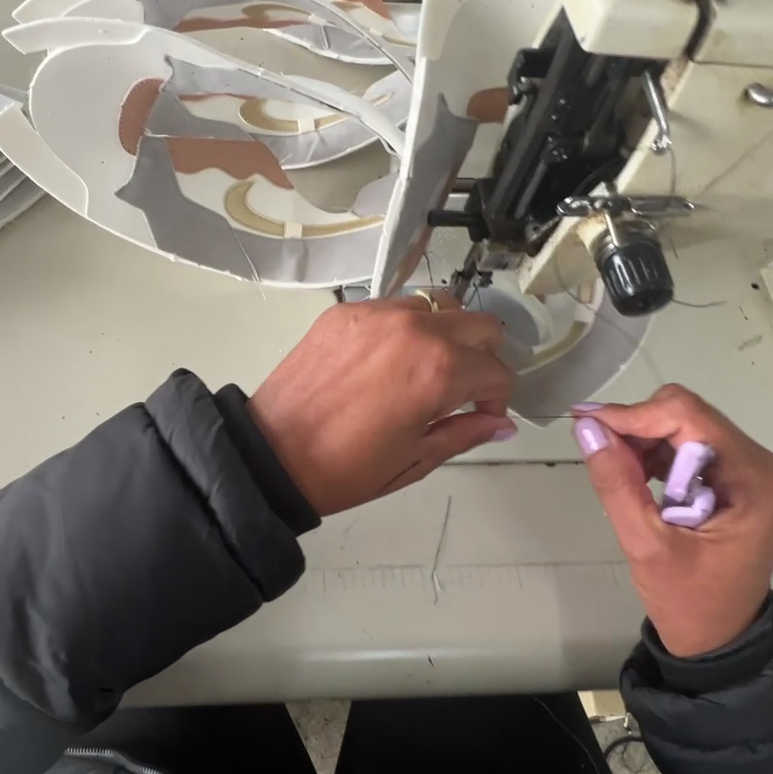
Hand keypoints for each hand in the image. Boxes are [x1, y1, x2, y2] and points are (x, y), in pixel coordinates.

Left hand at [248, 294, 515, 516]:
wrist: (272, 454)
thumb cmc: (345, 467)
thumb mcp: (415, 459)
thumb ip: (465, 433)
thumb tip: (500, 424)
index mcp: (438, 369)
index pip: (496, 370)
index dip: (497, 398)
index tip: (483, 415)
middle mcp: (413, 329)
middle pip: (478, 324)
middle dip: (482, 356)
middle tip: (464, 388)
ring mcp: (376, 314)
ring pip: (437, 306)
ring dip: (445, 334)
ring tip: (426, 369)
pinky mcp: (344, 312)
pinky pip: (393, 307)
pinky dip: (404, 327)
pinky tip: (387, 360)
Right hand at [573, 385, 772, 656]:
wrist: (720, 640)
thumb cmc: (688, 600)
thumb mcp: (646, 545)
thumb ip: (617, 483)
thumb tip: (586, 428)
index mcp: (752, 478)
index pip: (687, 416)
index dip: (632, 415)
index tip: (584, 425)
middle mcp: (757, 463)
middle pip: (686, 413)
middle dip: (636, 427)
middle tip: (600, 454)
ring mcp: (746, 469)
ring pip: (681, 423)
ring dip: (641, 439)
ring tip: (618, 473)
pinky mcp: (730, 477)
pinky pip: (684, 443)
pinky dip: (652, 452)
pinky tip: (634, 477)